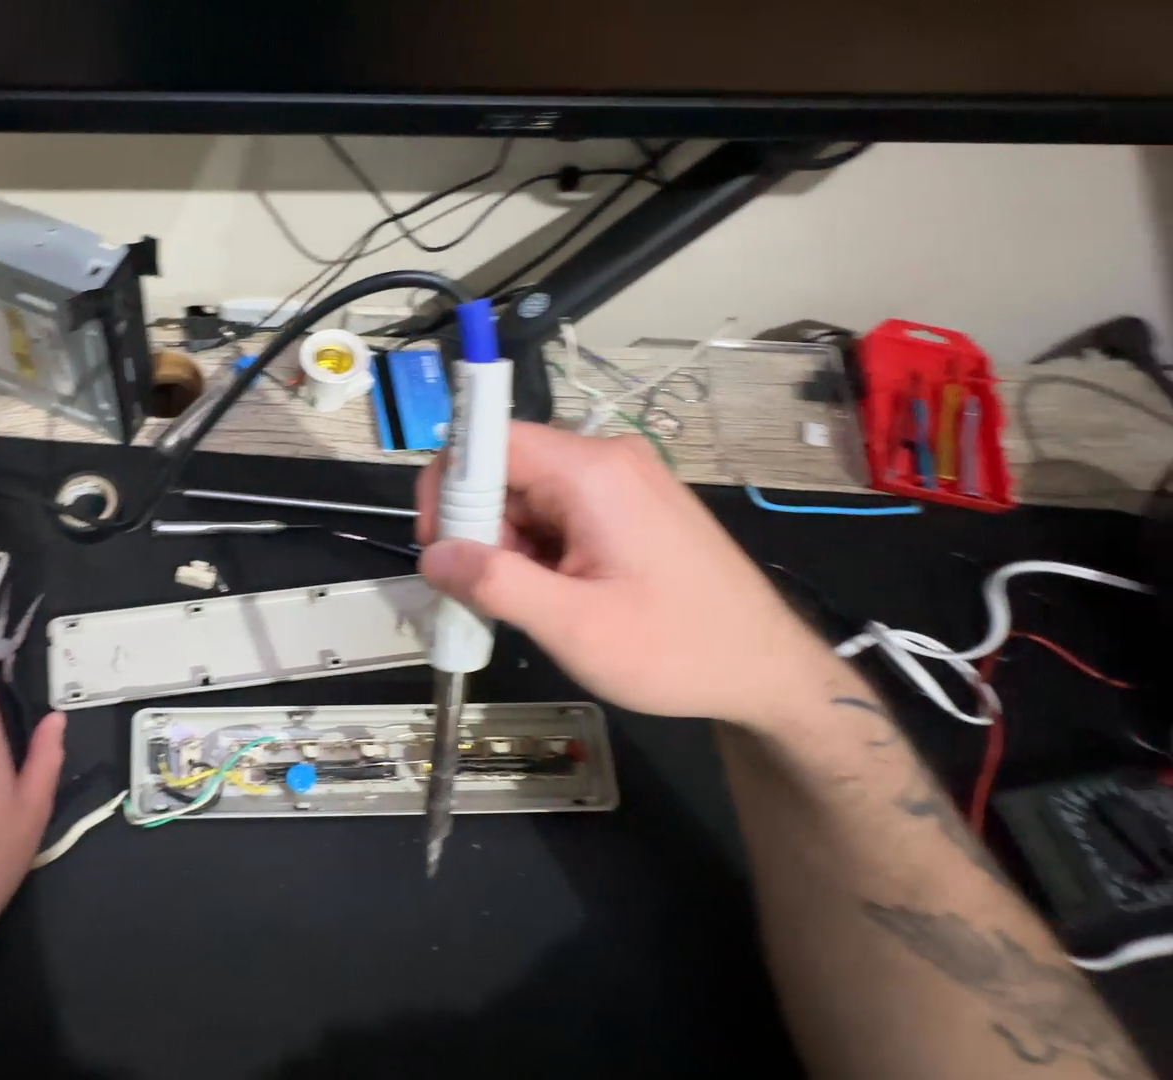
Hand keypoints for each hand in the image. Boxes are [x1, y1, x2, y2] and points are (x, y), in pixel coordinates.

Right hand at [415, 422, 829, 726]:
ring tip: (527, 602)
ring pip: (523, 497)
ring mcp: (618, 484)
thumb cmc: (679, 649)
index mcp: (593, 473)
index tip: (439, 543)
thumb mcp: (574, 625)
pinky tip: (548, 594)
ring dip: (504, 546)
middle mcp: (605, 462)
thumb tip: (432, 555)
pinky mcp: (623, 509)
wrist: (768, 672)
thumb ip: (495, 583)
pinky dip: (532, 551)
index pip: (489, 439)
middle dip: (477, 527)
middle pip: (503, 470)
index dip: (448, 483)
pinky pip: (552, 515)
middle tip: (484, 589)